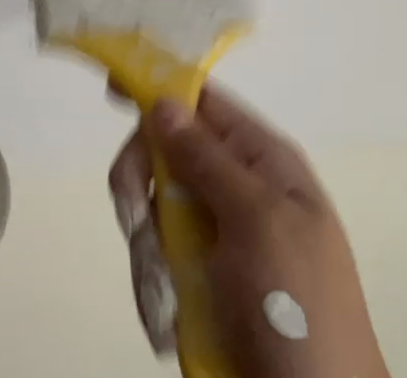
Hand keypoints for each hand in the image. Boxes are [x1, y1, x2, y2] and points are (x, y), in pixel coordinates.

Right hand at [108, 86, 388, 377]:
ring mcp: (214, 233)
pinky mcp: (197, 275)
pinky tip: (171, 318)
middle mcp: (235, 188)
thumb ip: (207, 160)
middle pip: (162, 153)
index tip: (110, 88)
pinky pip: (154, 259)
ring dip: (149, 252)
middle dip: (141, 188)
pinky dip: (154, 287)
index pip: (202, 101)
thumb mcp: (257, 223)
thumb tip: (163, 99)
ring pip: (150, 210)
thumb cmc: (296, 307)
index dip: (158, 88)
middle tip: (137, 222)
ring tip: (170, 294)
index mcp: (262, 162)